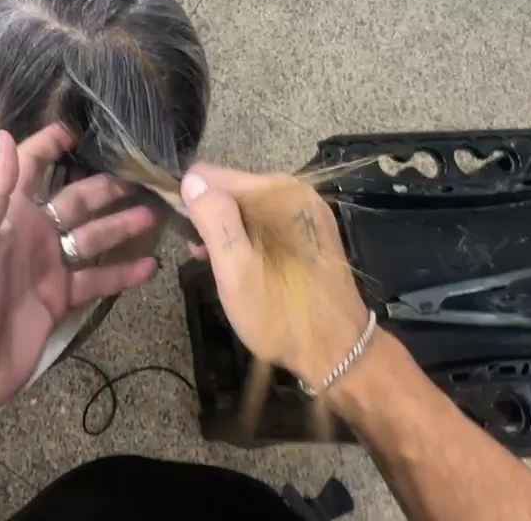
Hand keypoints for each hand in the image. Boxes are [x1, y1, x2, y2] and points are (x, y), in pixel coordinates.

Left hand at [0, 126, 159, 422]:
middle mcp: (31, 231)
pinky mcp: (60, 297)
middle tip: (143, 175)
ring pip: (92, 236)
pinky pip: (96, 278)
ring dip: (121, 225)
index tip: (79, 126)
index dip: (50, 143)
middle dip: (105, 186)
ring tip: (156, 214)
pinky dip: (122, 273)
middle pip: (74, 199)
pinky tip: (150, 266)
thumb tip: (3, 135)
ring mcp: (48, 264)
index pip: (30, 164)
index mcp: (6, 212)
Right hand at [181, 163, 368, 388]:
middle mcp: (294, 190)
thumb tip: (191, 180)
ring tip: (222, 267)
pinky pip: (265, 219)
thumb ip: (214, 220)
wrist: (340, 354)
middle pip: (229, 188)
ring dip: (227, 230)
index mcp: (277, 192)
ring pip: (245, 205)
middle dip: (210, 218)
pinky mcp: (311, 229)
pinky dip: (249, 236)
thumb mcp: (237, 271)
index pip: (211, 176)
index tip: (190, 240)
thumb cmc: (281, 315)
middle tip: (205, 259)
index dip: (191, 204)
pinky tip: (247, 265)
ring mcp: (306, 209)